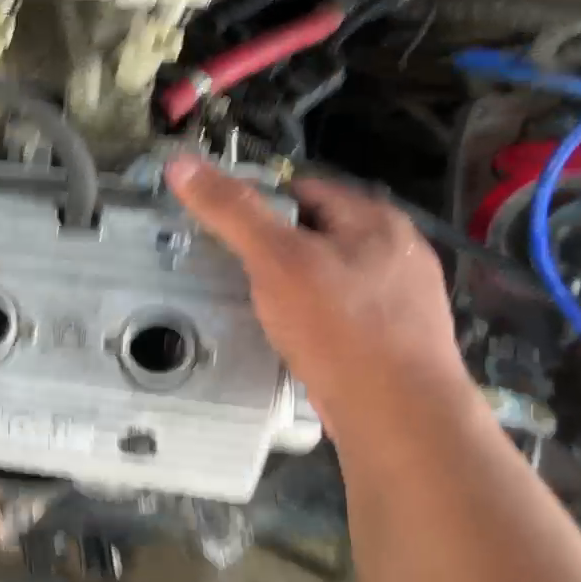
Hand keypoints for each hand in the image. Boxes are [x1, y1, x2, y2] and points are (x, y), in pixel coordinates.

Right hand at [164, 155, 472, 430]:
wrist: (400, 419)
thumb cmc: (339, 326)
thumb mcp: (273, 257)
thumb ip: (228, 209)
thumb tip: (180, 162)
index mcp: (377, 221)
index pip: (301, 188)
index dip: (257, 201)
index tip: (221, 225)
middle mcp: (396, 252)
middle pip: (311, 230)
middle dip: (269, 244)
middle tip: (228, 262)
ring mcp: (399, 298)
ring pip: (321, 272)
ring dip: (285, 280)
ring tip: (249, 297)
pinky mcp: (391, 338)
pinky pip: (334, 308)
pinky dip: (305, 313)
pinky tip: (283, 330)